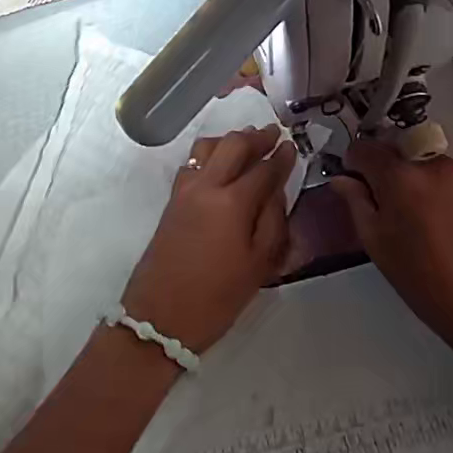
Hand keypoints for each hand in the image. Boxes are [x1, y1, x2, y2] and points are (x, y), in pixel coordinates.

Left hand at [120, 127, 296, 352]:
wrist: (160, 318)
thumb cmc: (217, 297)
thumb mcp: (259, 265)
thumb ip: (273, 221)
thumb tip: (276, 190)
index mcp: (232, 202)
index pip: (264, 168)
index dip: (281, 156)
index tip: (292, 146)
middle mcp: (207, 186)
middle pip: (233, 145)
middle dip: (256, 137)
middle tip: (273, 134)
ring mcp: (184, 191)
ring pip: (208, 147)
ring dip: (230, 139)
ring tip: (247, 142)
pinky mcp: (171, 201)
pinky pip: (193, 162)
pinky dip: (210, 153)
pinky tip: (219, 162)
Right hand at [330, 140, 452, 352]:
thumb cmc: (424, 279)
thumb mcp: (376, 243)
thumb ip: (356, 203)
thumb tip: (344, 180)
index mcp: (400, 178)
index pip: (366, 148)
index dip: (355, 162)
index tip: (355, 177)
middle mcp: (433, 165)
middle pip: (400, 152)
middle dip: (390, 172)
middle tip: (390, 205)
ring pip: (429, 164)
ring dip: (420, 180)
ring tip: (425, 220)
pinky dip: (446, 191)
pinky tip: (449, 224)